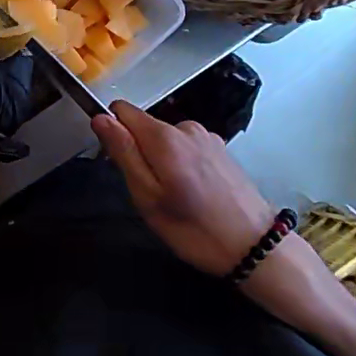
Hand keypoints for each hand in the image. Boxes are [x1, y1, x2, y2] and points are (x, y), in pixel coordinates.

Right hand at [92, 102, 277, 275]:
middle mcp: (186, 127)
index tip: (121, 165)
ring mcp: (206, 136)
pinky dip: (182, 165)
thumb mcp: (147, 197)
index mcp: (164, 136)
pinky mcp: (220, 149)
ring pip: (165, 140)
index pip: (122, 110)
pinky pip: (186, 148)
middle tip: (151, 194)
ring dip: (162, 162)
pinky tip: (195, 194)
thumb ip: (124, 153)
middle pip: (144, 127)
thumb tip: (101, 118)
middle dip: (139, 154)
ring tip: (175, 198)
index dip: (114, 133)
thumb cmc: (194, 228)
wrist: (253, 246)